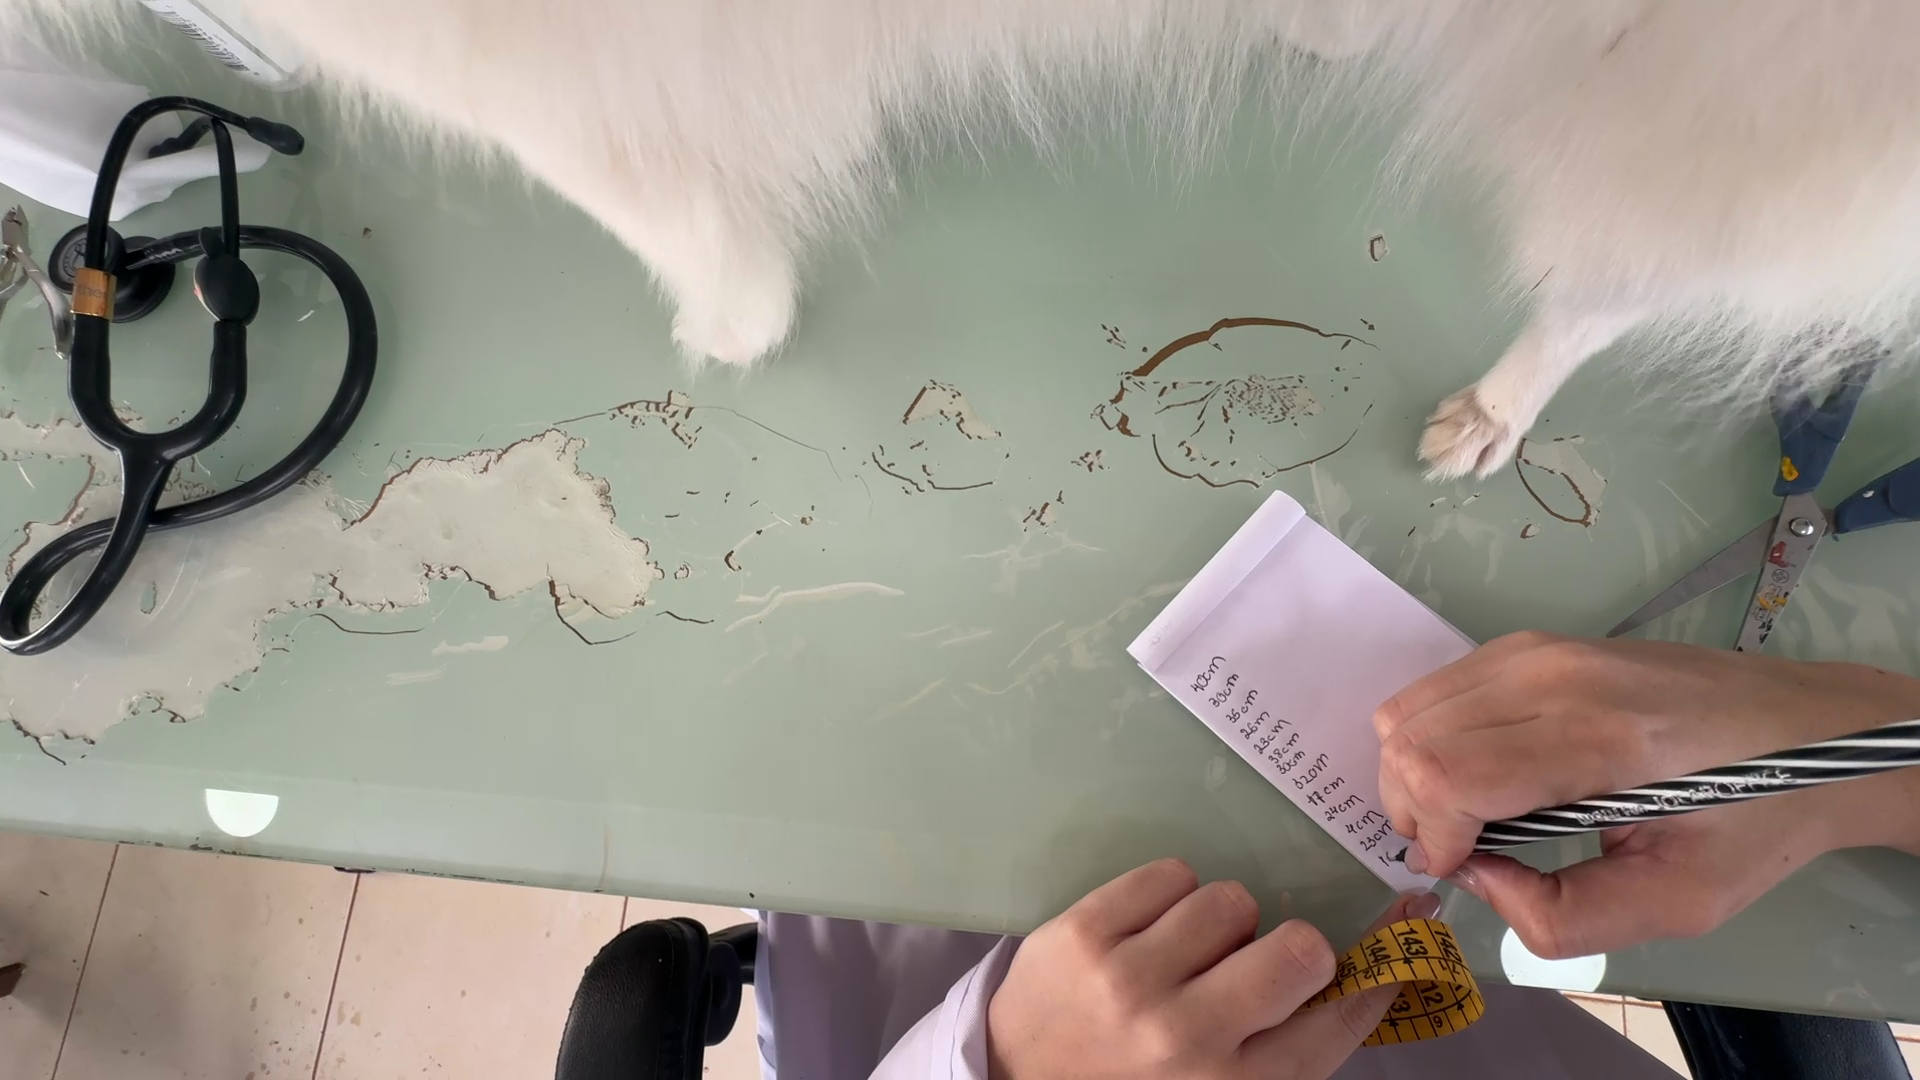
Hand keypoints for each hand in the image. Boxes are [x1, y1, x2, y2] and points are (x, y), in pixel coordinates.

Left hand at [986, 859, 1433, 1079]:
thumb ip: (1273, 1057)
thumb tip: (1344, 988)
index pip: (1333, 1028)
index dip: (1373, 981)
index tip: (1391, 951)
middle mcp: (1187, 1036)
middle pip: (1294, 952)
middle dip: (1291, 948)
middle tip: (1258, 958)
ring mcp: (1130, 976)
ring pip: (1228, 900)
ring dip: (1222, 919)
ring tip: (1188, 947)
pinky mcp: (1084, 929)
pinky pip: (1168, 873)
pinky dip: (1173, 891)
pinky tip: (1153, 923)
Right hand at [1374, 632, 1919, 957]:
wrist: (1812, 727)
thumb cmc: (1753, 819)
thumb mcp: (1682, 902)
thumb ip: (1566, 916)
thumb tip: (1470, 873)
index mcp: (1598, 741)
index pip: (1447, 775)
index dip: (1431, 831)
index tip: (1459, 864)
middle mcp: (1546, 678)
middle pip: (1410, 742)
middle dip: (1410, 807)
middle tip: (1453, 842)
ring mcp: (1526, 651)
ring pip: (1402, 713)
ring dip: (1408, 771)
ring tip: (1459, 805)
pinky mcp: (1517, 643)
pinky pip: (1424, 693)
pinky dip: (1423, 738)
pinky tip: (1474, 763)